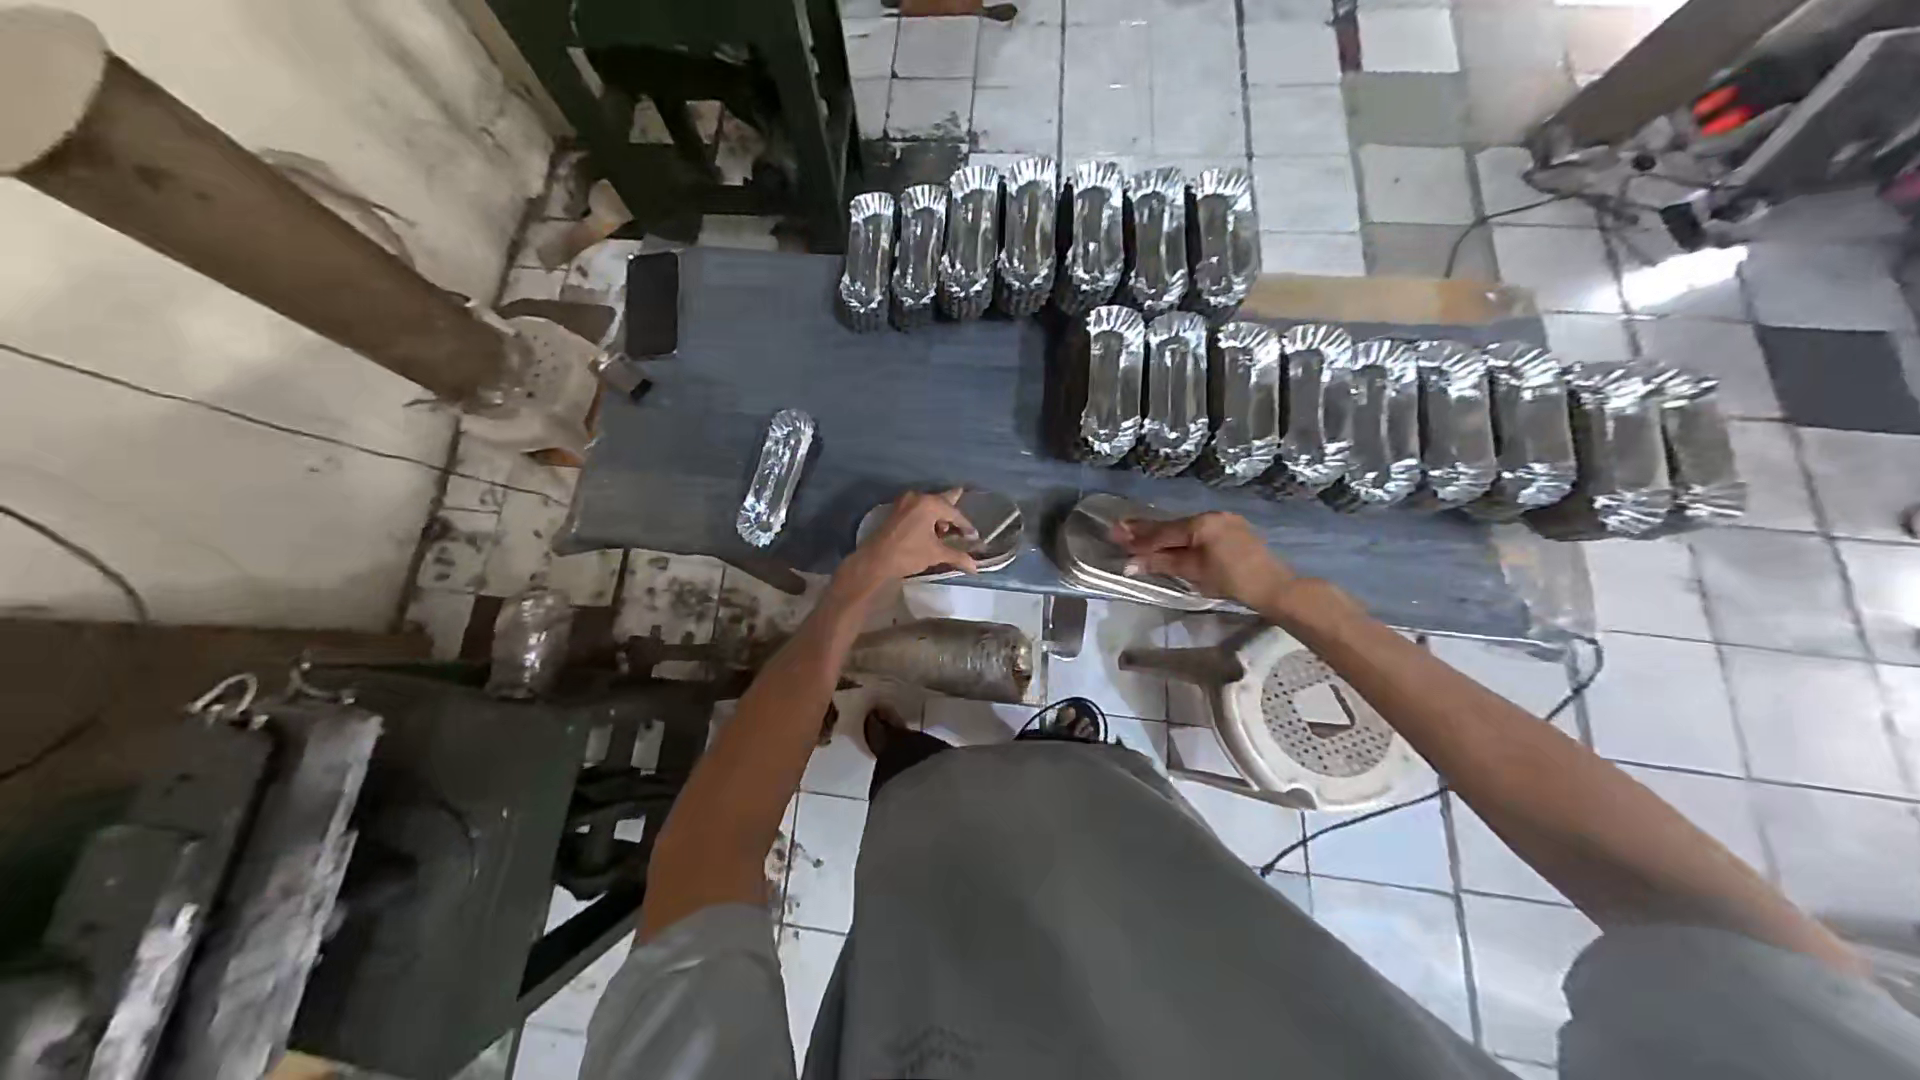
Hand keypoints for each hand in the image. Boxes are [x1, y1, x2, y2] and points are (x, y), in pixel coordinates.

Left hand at [842, 488, 978, 586]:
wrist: (874, 561)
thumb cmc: (908, 554)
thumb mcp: (936, 554)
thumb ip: (957, 556)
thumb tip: (975, 567)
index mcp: (929, 504)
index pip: (954, 513)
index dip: (966, 526)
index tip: (974, 536)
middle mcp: (917, 497)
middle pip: (942, 501)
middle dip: (953, 506)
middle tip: (965, 496)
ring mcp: (905, 502)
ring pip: (929, 505)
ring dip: (939, 515)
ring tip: (948, 530)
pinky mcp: (897, 511)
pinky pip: (918, 509)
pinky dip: (927, 516)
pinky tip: (932, 529)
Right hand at [1111, 512, 1295, 608]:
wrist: (1273, 586)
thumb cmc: (1231, 579)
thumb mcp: (1192, 572)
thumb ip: (1161, 563)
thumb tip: (1129, 563)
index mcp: (1200, 523)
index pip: (1162, 532)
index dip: (1137, 537)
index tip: (1115, 534)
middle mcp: (1211, 515)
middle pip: (1172, 526)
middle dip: (1145, 531)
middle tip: (1119, 528)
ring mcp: (1225, 521)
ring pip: (1186, 528)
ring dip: (1163, 534)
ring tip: (1140, 536)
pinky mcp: (1234, 530)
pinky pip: (1199, 531)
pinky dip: (1182, 537)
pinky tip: (1171, 540)